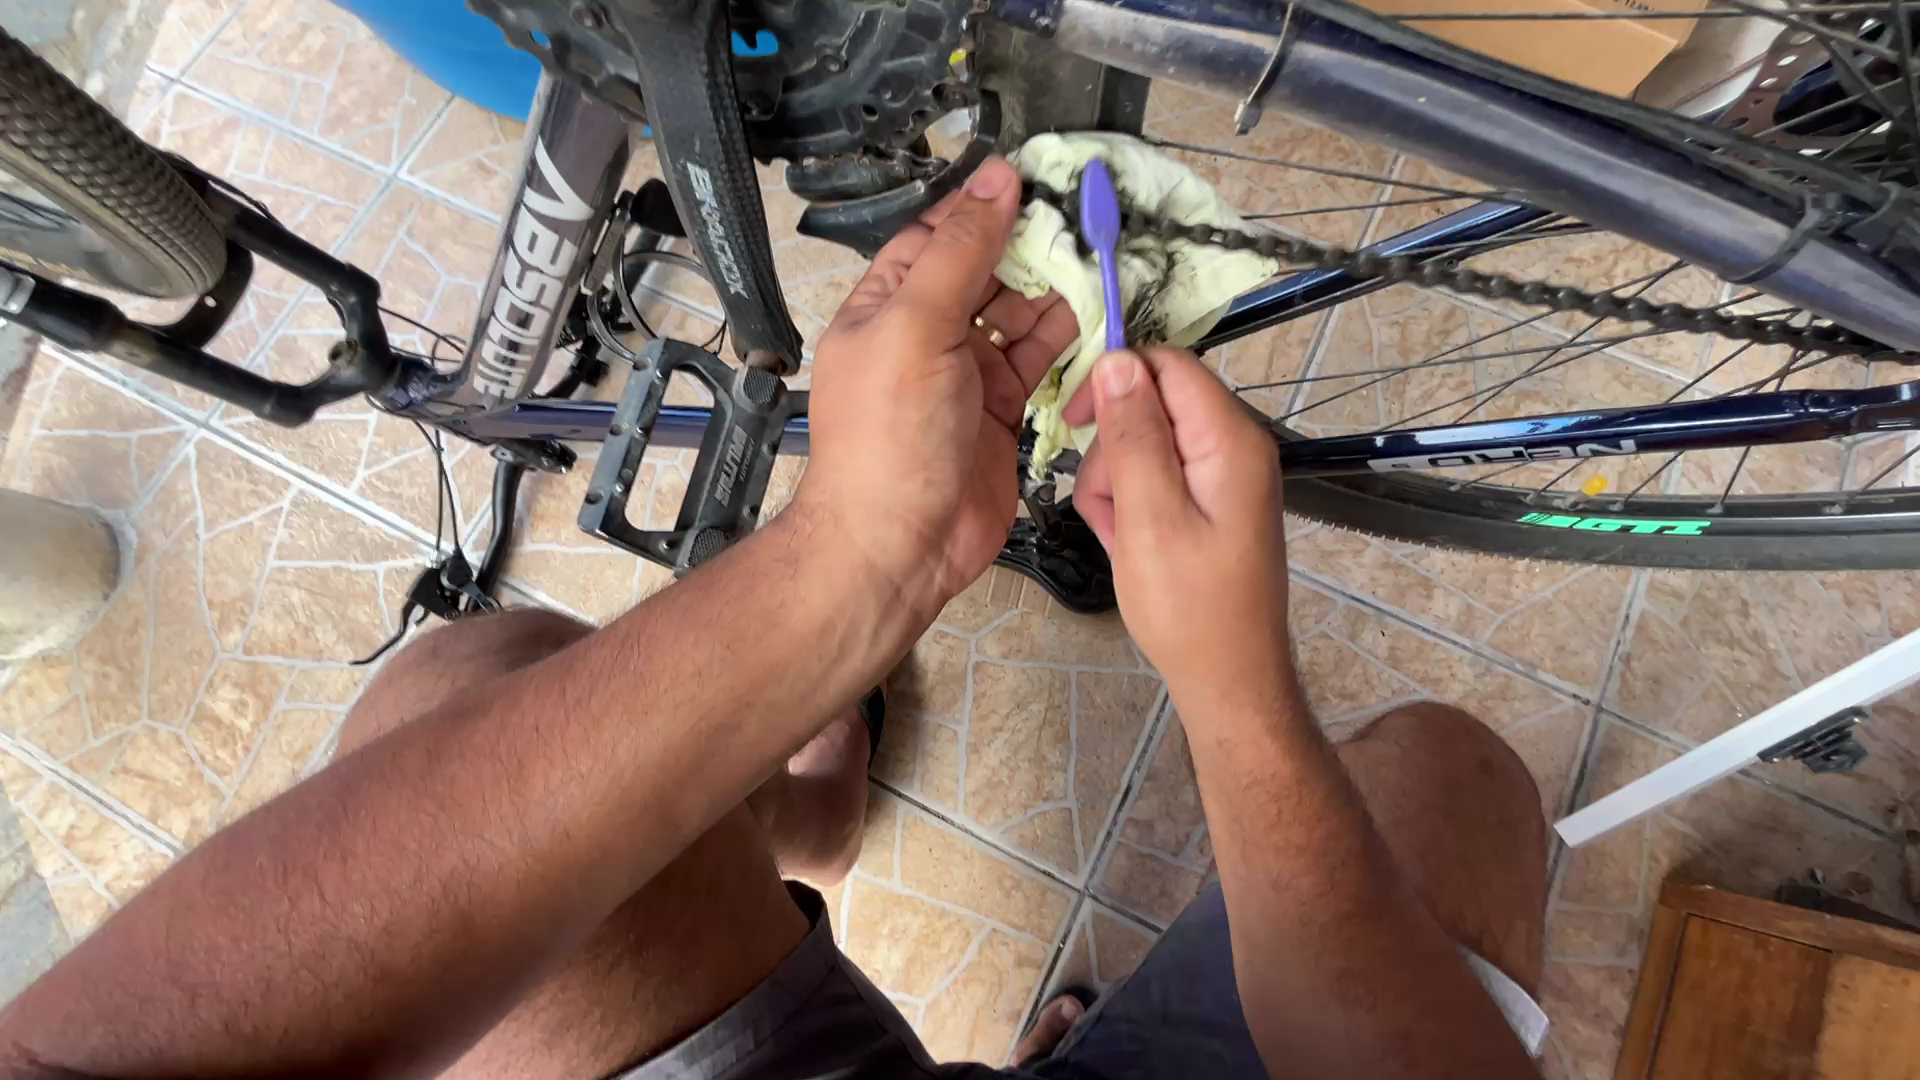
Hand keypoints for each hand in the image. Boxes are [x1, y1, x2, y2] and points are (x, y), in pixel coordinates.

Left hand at [793, 157, 1077, 610]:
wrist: (901, 542)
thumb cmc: (889, 438)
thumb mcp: (916, 328)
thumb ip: (959, 253)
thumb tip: (997, 179)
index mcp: (890, 305)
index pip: (940, 236)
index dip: (986, 205)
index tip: (1041, 177)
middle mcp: (928, 334)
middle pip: (986, 270)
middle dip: (1031, 244)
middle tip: (1088, 215)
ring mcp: (967, 373)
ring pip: (1019, 313)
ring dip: (1056, 287)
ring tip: (1102, 255)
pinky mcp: (1002, 410)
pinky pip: (1039, 360)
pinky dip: (1067, 336)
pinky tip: (1097, 310)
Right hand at [1066, 348, 1294, 718]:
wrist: (1226, 678)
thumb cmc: (1188, 606)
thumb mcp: (1150, 517)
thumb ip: (1134, 435)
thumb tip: (1117, 361)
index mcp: (1229, 440)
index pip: (1167, 366)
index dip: (1116, 379)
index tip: (1074, 420)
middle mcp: (1232, 447)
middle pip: (1152, 407)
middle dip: (1113, 450)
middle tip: (1105, 507)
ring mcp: (1221, 478)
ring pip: (1145, 446)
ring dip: (1115, 484)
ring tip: (1117, 537)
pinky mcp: (1208, 505)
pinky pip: (1155, 481)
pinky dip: (1130, 506)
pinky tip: (1126, 544)